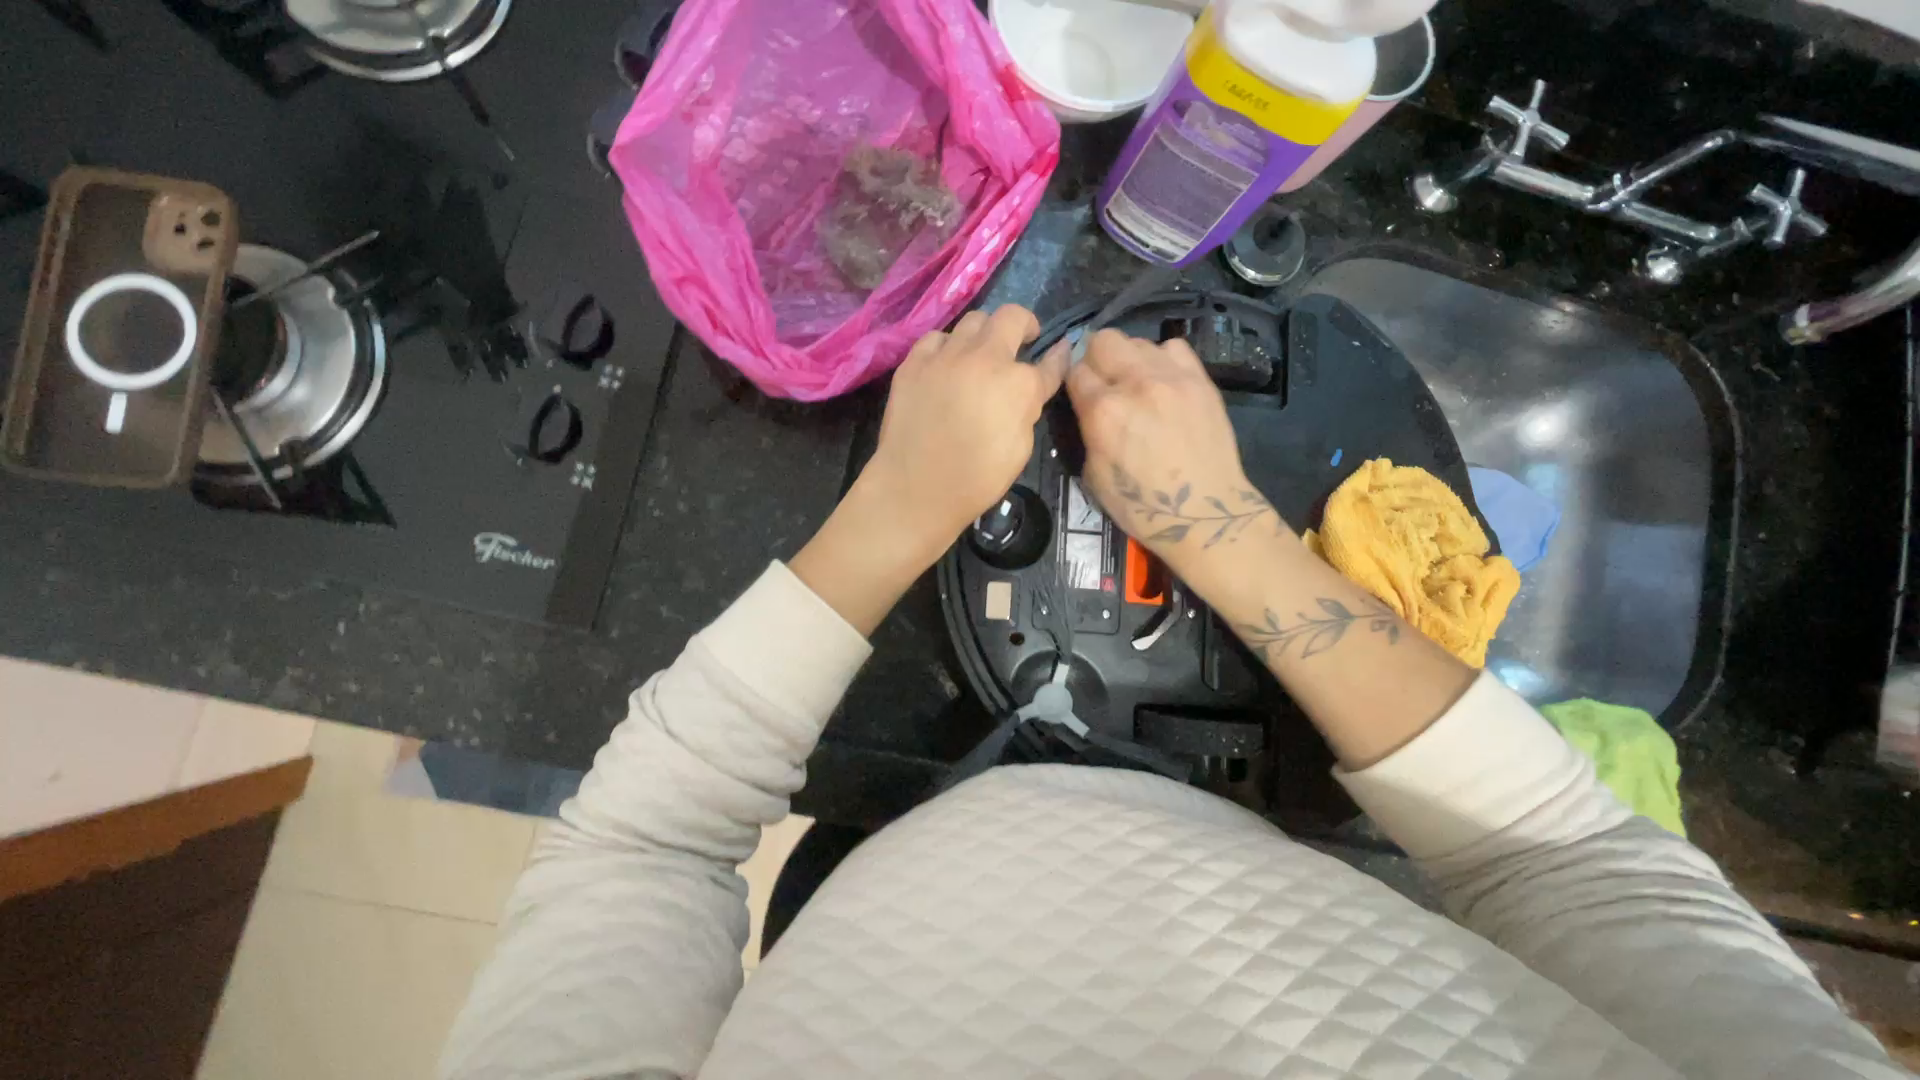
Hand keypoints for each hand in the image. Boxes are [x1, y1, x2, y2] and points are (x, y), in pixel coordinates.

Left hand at [860, 305, 1069, 554]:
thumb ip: (1029, 407)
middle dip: (1022, 325)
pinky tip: (945, 364)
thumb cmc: (977, 479)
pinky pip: (936, 338)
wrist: (916, 488)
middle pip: (1011, 317)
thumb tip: (1032, 385)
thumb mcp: (1021, 447)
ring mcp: (945, 356)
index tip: (1059, 354)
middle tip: (1020, 343)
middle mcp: (984, 358)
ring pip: (973, 321)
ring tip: (980, 354)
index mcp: (1019, 384)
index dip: (1057, 358)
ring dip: (984, 333)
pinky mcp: (914, 363)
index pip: (1049, 362)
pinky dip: (947, 346)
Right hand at [1066, 330, 1286, 585]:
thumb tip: (1089, 408)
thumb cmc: (1142, 506)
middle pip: (1103, 340)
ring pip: (1138, 341)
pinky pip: (1173, 347)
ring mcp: (1172, 377)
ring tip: (1136, 385)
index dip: (1073, 383)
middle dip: (1096, 359)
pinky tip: (1163, 382)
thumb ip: (1088, 431)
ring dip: (1129, 360)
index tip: (1078, 394)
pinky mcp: (1200, 379)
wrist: (1204, 513)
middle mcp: (1136, 383)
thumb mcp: (1093, 474)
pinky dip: (1162, 360)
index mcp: (1103, 411)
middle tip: (1104, 383)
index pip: (1074, 371)